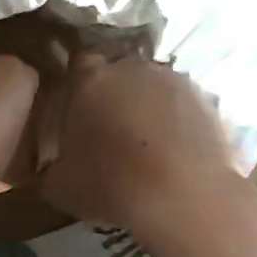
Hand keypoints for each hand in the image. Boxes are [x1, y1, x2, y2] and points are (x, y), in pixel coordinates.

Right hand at [38, 50, 237, 232]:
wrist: (181, 195)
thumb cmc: (108, 184)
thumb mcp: (57, 187)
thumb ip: (49, 168)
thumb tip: (49, 168)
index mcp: (90, 81)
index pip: (78, 60)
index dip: (76, 79)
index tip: (75, 102)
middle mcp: (132, 69)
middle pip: (118, 71)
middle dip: (113, 93)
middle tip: (109, 128)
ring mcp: (175, 80)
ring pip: (154, 86)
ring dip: (148, 105)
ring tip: (146, 143)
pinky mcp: (208, 99)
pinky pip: (183, 106)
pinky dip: (178, 122)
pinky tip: (173, 152)